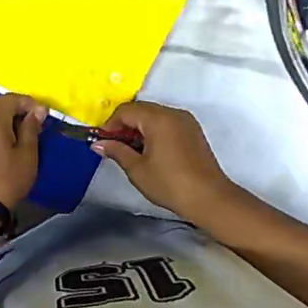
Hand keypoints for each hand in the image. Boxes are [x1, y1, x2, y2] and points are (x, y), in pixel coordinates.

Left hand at [0, 93, 45, 208]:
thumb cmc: (11, 176)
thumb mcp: (28, 152)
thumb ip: (31, 127)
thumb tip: (37, 110)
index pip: (9, 99)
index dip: (27, 101)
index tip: (43, 114)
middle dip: (18, 107)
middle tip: (36, 119)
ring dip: (11, 118)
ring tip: (28, 131)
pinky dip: (3, 128)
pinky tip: (15, 141)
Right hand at [93, 101, 242, 218]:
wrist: (209, 198)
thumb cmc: (170, 183)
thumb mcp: (137, 169)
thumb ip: (116, 151)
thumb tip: (98, 144)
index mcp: (158, 119)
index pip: (126, 111)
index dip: (110, 125)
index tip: (103, 142)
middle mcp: (173, 113)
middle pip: (140, 110)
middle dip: (124, 125)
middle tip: (115, 146)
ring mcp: (186, 121)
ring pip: (154, 115)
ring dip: (139, 128)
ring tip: (132, 150)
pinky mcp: (193, 131)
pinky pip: (167, 122)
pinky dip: (153, 130)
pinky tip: (149, 150)